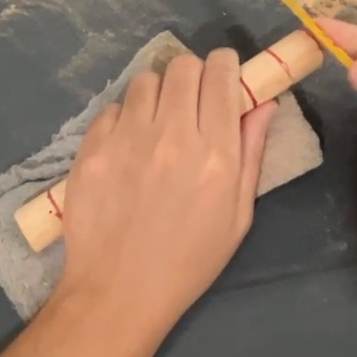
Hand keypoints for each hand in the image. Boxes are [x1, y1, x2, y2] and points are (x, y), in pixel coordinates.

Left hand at [54, 49, 277, 341]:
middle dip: (193, 74)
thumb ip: (251, 153)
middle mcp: (171, 135)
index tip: (224, 76)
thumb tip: (264, 103)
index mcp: (214, 153)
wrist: (118, 291)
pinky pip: (112, 107)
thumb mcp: (238, 215)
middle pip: (182, 65)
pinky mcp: (92, 147)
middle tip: (192, 100)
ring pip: (145, 80)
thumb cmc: (189, 260)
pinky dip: (124, 118)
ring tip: (157, 122)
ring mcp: (126, 139)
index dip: (225, 66)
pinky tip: (128, 146)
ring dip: (157, 93)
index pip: (220, 74)